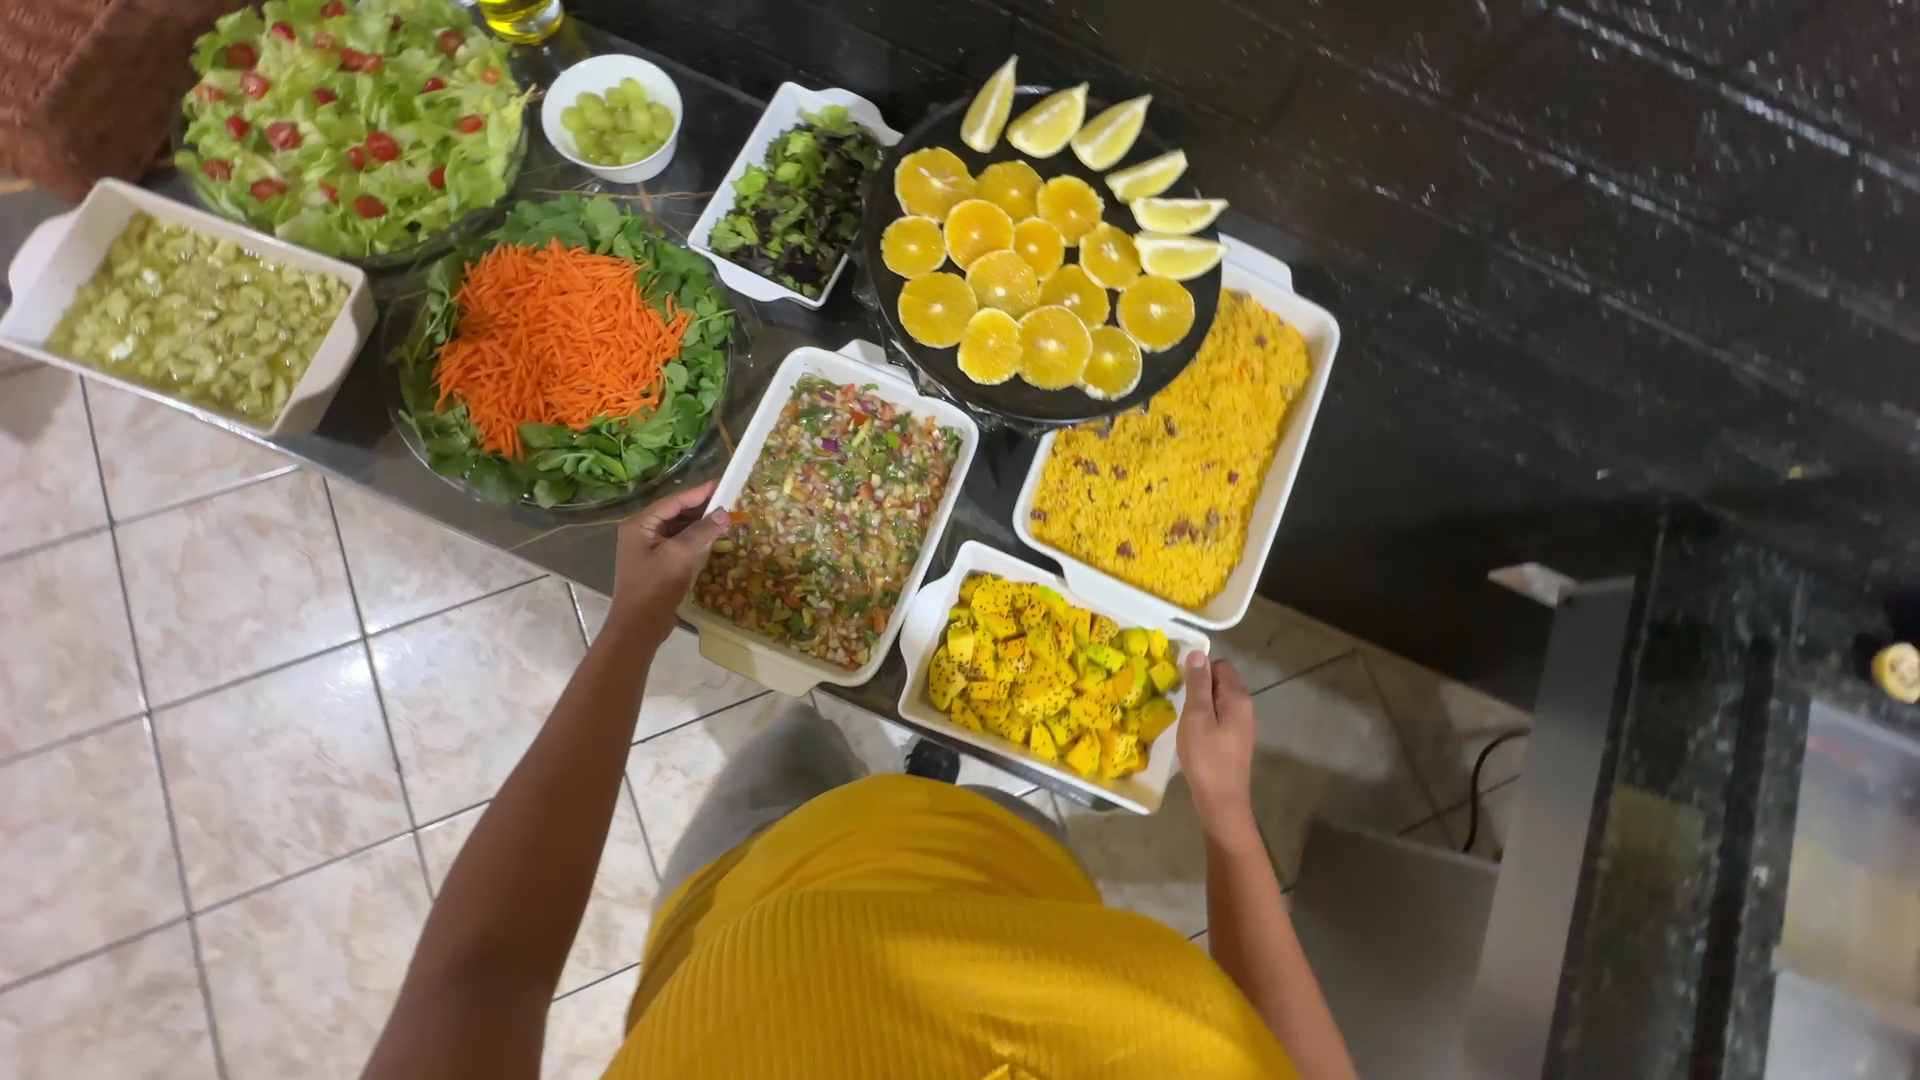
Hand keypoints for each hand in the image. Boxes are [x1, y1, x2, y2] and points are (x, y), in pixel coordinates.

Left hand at [607, 480, 730, 651]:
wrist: (639, 625)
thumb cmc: (655, 587)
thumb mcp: (680, 555)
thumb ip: (702, 531)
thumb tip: (725, 513)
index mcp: (639, 524)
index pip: (673, 501)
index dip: (699, 492)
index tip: (723, 483)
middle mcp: (641, 532)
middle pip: (675, 512)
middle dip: (702, 507)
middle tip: (729, 500)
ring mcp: (648, 548)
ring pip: (678, 528)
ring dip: (700, 523)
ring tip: (726, 517)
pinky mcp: (657, 562)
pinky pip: (678, 542)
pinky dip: (696, 538)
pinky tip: (713, 538)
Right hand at [1177, 651, 1259, 843]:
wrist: (1221, 800)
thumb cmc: (1206, 756)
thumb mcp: (1197, 715)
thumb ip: (1198, 684)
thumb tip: (1198, 653)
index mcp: (1238, 698)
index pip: (1221, 666)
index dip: (1200, 668)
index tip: (1179, 680)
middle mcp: (1245, 708)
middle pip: (1222, 682)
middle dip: (1200, 685)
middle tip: (1177, 697)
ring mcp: (1242, 726)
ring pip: (1219, 701)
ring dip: (1200, 703)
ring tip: (1182, 715)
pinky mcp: (1235, 741)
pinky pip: (1220, 717)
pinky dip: (1205, 718)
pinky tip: (1191, 731)